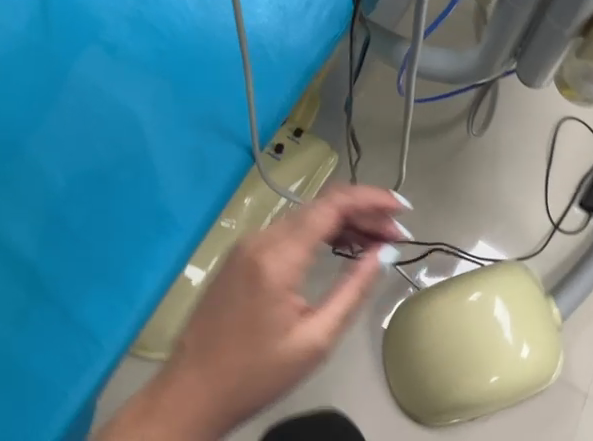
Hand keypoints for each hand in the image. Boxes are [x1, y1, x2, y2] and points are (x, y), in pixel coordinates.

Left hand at [102, 186, 408, 439]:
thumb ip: (353, 290)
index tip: (403, 210)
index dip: (372, 199)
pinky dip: (321, 232)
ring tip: (378, 241)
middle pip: (322, 206)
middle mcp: (262, 238)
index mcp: (278, 256)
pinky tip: (342, 247)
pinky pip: (290, 230)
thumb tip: (383, 253)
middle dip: (364, 212)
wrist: (189, 393)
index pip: (333, 205)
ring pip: (307, 215)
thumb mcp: (315, 339)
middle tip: (397, 234)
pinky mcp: (242, 254)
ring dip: (344, 222)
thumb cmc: (254, 374)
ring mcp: (248, 244)